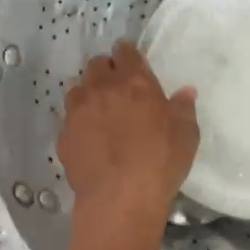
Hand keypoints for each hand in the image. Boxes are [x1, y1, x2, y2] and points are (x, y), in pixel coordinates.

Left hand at [58, 41, 198, 216]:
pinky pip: (69, 119)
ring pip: (77, 89)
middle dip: (106, 70)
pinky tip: (90, 138)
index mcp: (134, 81)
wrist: (120, 197)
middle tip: (119, 88)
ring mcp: (78, 112)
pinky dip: (80, 122)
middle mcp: (102, 89)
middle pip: (96, 65)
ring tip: (101, 111)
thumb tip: (185, 92)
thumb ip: (183, 108)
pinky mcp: (63, 136)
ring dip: (89, 94)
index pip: (125, 52)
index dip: (128, 53)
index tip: (131, 60)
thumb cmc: (161, 160)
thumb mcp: (186, 133)